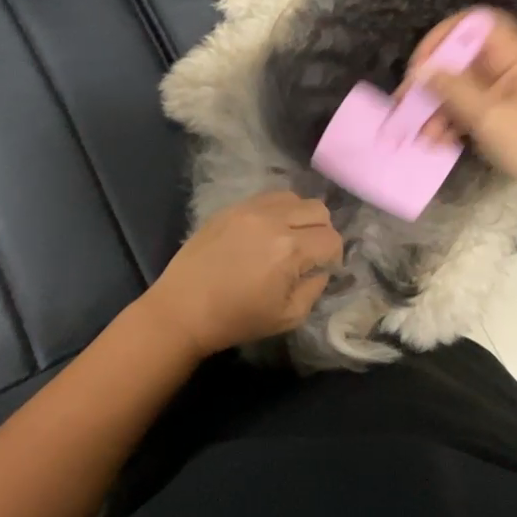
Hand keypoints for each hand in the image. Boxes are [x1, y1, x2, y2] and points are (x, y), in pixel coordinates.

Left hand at [144, 191, 343, 357]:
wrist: (182, 308)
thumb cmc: (236, 319)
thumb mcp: (287, 317)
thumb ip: (314, 289)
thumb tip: (320, 269)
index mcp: (290, 249)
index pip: (332, 239)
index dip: (334, 257)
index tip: (322, 269)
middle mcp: (273, 220)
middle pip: (318, 209)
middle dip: (321, 231)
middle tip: (308, 253)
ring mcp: (249, 209)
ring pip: (293, 197)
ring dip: (300, 216)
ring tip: (287, 238)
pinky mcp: (230, 208)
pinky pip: (266, 197)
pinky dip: (276, 210)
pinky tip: (266, 231)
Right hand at [409, 8, 516, 213]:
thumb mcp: (490, 117)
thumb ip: (453, 89)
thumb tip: (422, 69)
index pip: (476, 24)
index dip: (443, 37)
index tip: (419, 66)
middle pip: (466, 58)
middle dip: (434, 80)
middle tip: (407, 103)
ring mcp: (516, 91)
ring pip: (468, 86)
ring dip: (441, 107)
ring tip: (420, 134)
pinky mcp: (514, 114)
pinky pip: (478, 107)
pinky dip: (457, 121)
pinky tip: (438, 142)